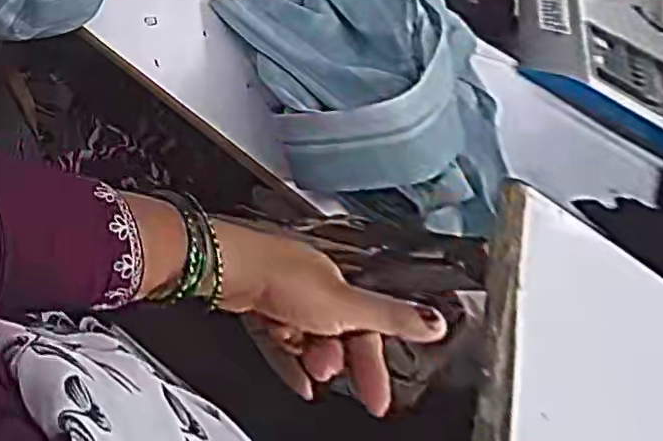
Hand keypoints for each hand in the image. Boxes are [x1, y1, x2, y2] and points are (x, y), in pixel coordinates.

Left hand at [213, 220, 446, 416]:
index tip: (378, 396)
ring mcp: (276, 288)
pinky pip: (276, 337)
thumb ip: (391, 316)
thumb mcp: (345, 304)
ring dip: (311, 359)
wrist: (227, 266)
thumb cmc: (278, 274)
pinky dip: (288, 359)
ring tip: (310, 369)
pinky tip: (297, 381)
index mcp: (331, 274)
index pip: (365, 323)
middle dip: (338, 359)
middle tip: (332, 373)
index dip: (374, 361)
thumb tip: (435, 319)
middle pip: (333, 331)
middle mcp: (304, 278)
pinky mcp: (253, 300)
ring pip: (304, 336)